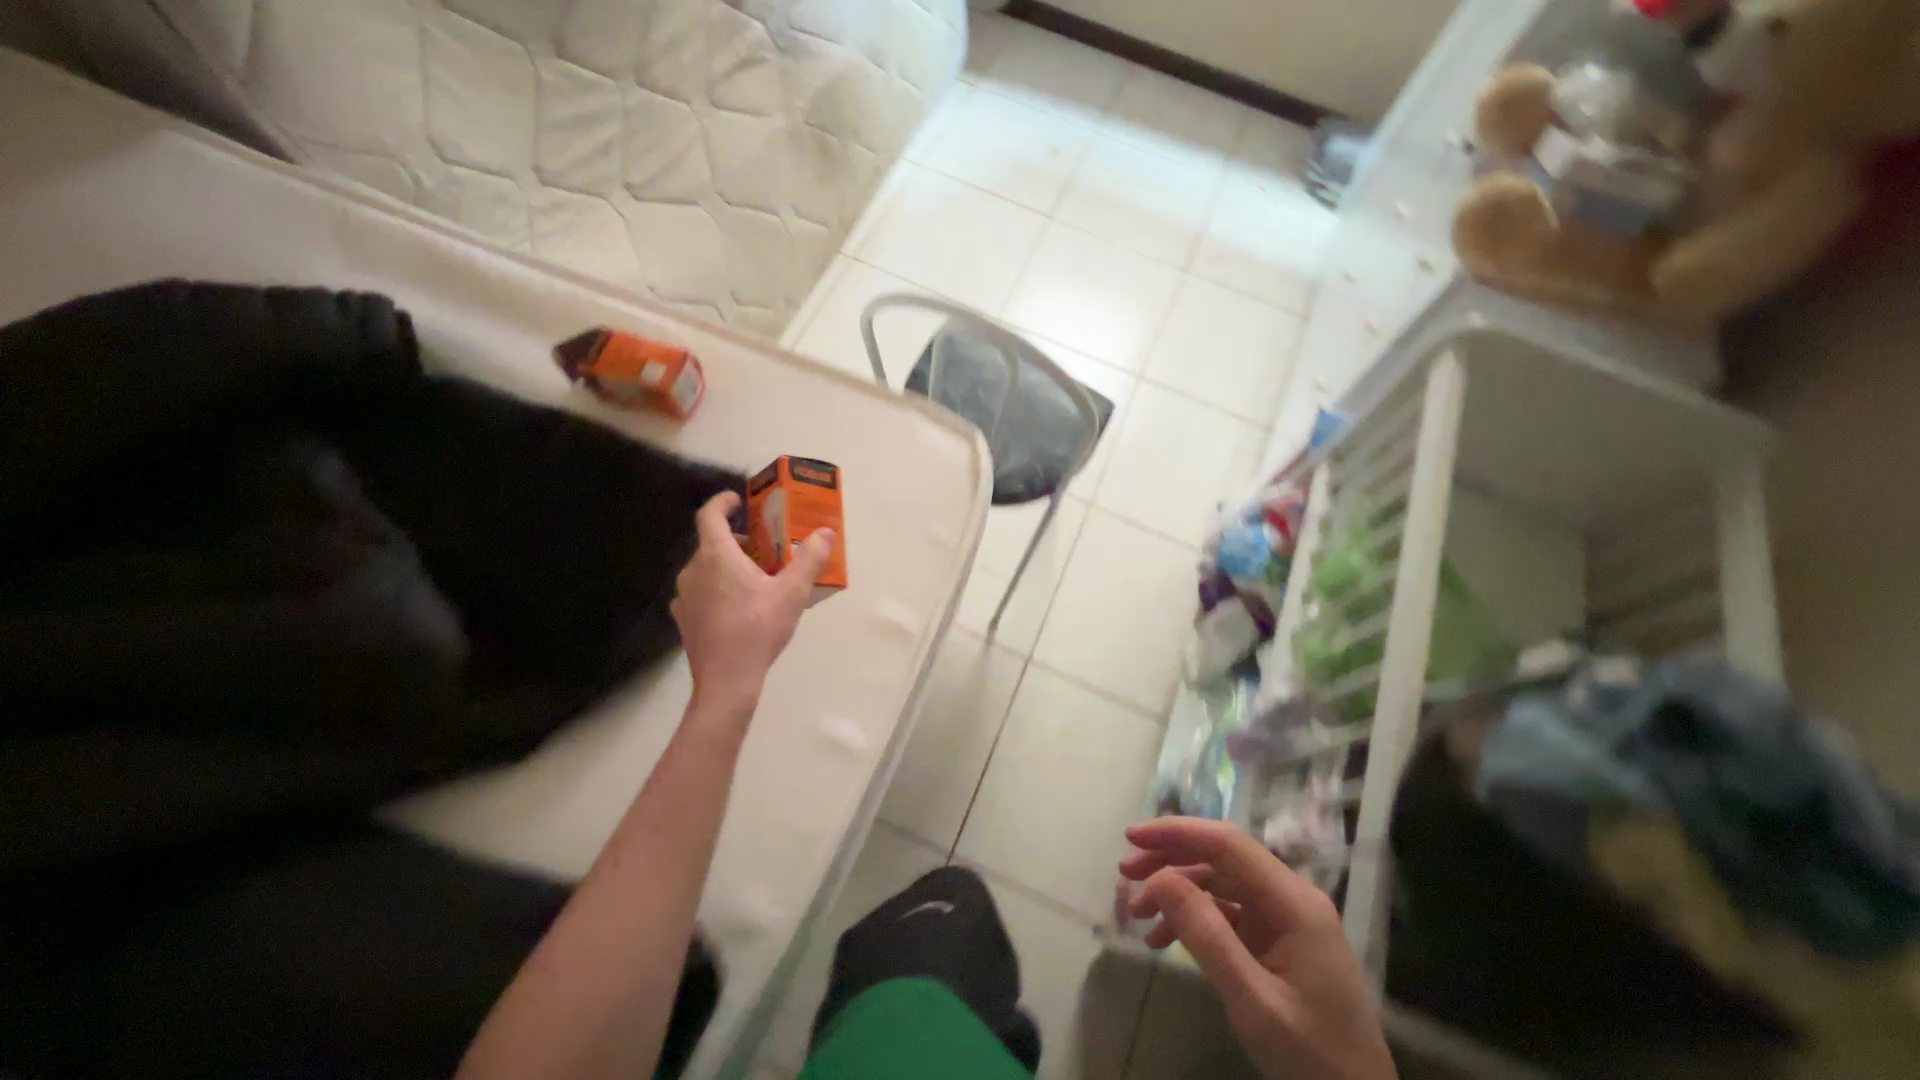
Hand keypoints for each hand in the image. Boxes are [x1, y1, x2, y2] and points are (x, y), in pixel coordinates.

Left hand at [671, 491, 834, 708]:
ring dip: (726, 566)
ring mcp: (684, 596)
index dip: (722, 502)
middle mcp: (693, 569)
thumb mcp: (792, 593)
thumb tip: (825, 532)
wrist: (726, 680)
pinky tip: (736, 608)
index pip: (710, 515)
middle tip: (762, 547)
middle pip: (710, 542)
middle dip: (735, 540)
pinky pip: (699, 593)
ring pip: (705, 569)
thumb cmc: (758, 629)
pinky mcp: (683, 619)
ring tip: (753, 580)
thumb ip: (809, 559)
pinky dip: (716, 590)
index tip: (737, 500)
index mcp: (716, 555)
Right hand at [1119, 818, 1396, 1079]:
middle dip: (1170, 860)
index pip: (1229, 844)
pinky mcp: (1278, 941)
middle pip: (1222, 858)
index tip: (1131, 837)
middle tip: (1124, 874)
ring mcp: (1286, 919)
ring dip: (1177, 892)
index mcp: (1294, 902)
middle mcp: (1292, 898)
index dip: (1178, 832)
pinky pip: (1229, 913)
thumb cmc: (1310, 1052)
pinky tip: (1164, 940)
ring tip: (1138, 914)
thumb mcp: (1252, 999)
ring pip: (1221, 883)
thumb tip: (1160, 879)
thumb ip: (1206, 936)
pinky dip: (1193, 919)